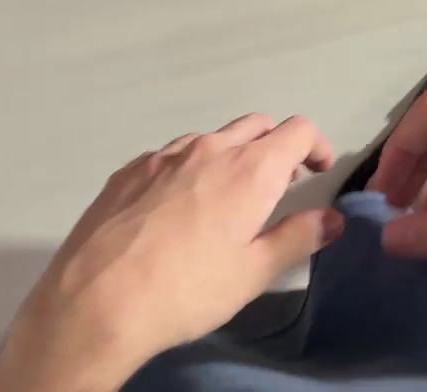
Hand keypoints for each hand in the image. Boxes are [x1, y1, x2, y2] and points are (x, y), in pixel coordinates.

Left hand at [0, 114, 341, 391]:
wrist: (93, 303)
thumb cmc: (185, 290)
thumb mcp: (253, 274)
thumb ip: (298, 238)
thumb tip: (333, 217)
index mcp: (251, 168)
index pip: (299, 130)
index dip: (316, 145)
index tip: (318, 170)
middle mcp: (212, 147)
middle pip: (258, 124)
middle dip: (276, 146)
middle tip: (276, 186)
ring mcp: (166, 154)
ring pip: (214, 138)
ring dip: (231, 155)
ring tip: (223, 198)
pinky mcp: (130, 169)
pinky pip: (172, 155)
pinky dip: (190, 168)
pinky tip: (174, 208)